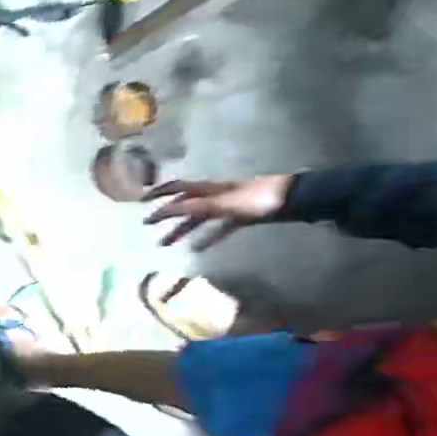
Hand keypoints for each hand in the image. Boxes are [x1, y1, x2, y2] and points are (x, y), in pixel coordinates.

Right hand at [142, 174, 291, 248]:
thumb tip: (163, 210)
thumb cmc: (256, 200)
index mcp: (208, 188)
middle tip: (149, 227)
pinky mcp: (240, 217)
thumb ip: (191, 208)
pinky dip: (205, 237)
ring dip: (181, 230)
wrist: (296, 200)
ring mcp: (227, 206)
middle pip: (184, 204)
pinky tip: (197, 249)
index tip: (140, 201)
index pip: (177, 187)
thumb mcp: (220, 204)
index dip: (158, 192)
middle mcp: (214, 195)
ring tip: (165, 244)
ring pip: (198, 218)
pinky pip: (216, 228)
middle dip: (166, 215)